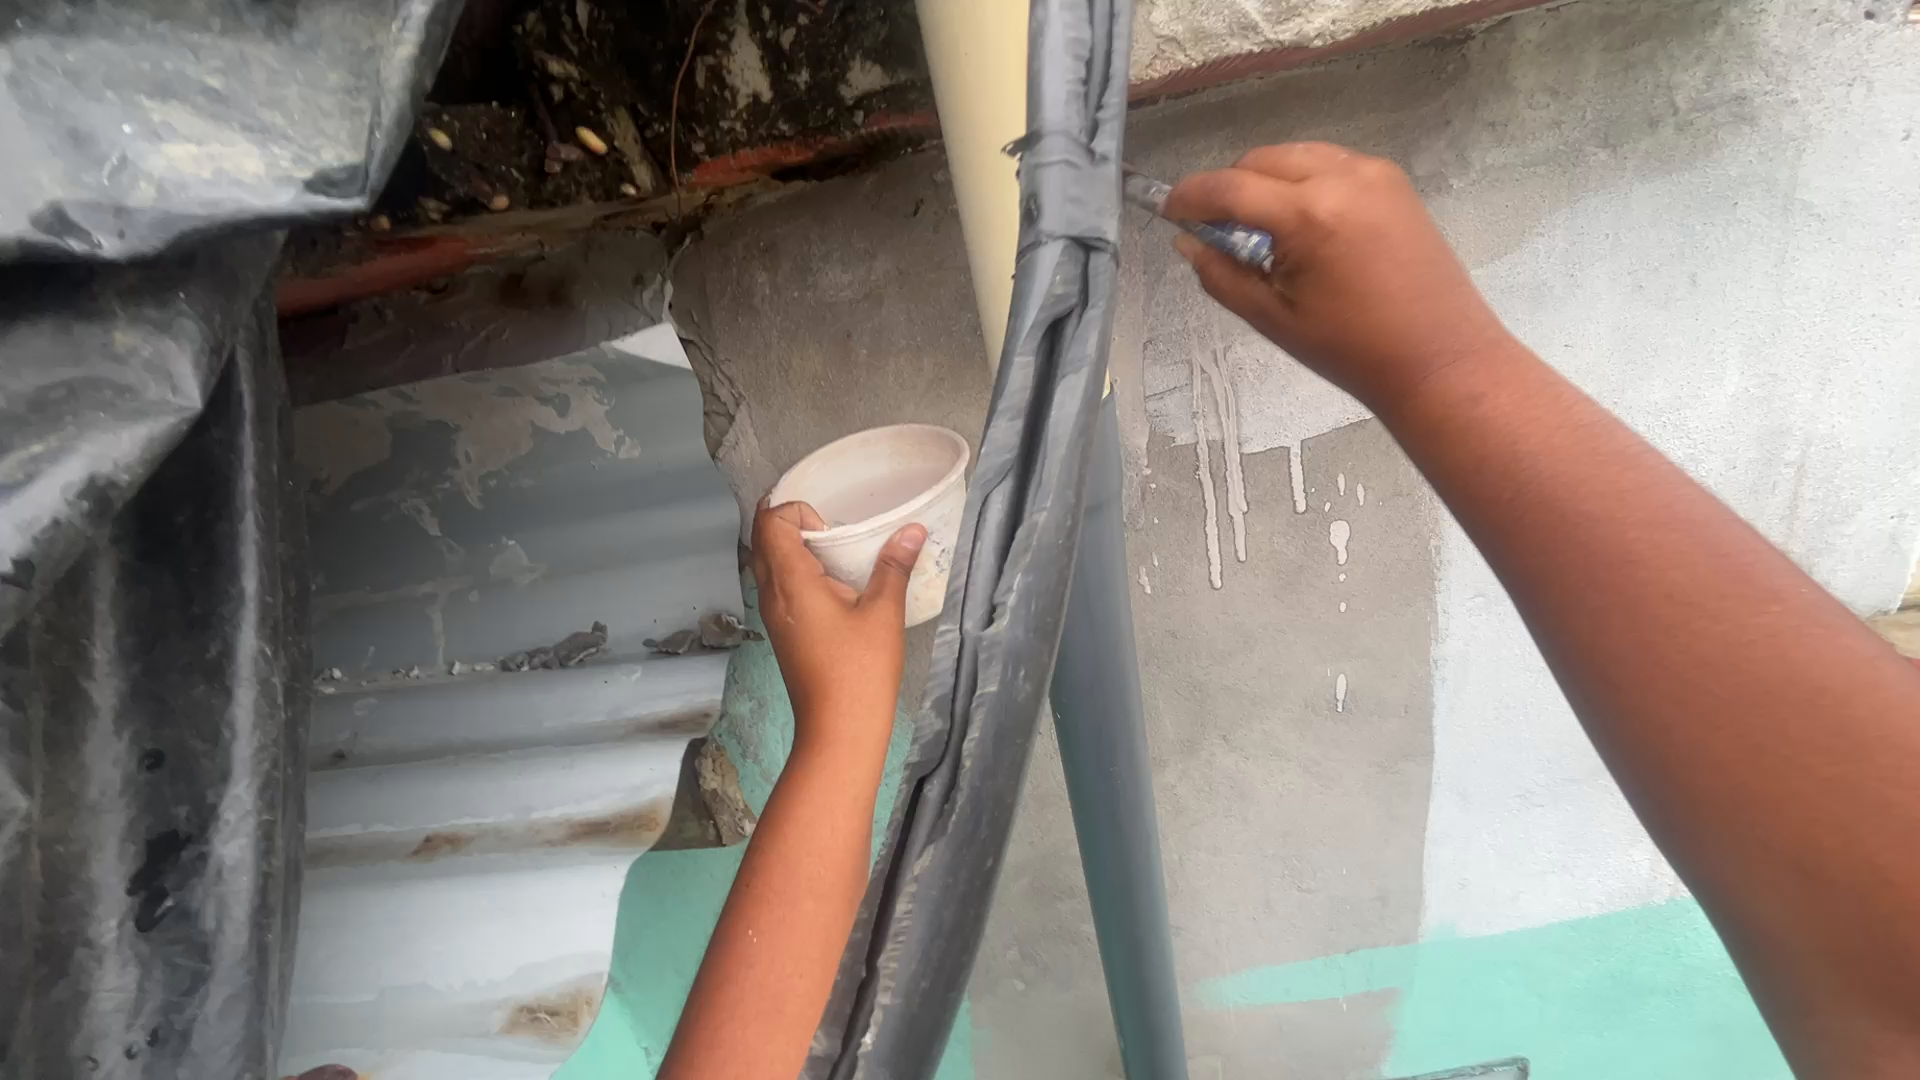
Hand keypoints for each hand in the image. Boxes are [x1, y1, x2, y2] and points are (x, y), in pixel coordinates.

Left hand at [750, 500, 925, 745]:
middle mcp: (771, 594)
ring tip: (834, 555)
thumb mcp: (883, 612)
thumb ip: (894, 566)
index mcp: (790, 582)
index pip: (770, 523)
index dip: (795, 510)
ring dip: (792, 548)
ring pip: (767, 564)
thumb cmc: (860, 670)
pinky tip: (833, 587)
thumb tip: (912, 529)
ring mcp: (772, 615)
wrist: (838, 727)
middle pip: (762, 539)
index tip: (831, 528)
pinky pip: (777, 586)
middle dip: (791, 523)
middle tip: (831, 529)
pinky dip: (795, 572)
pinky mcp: (781, 631)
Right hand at [1165, 142, 1519, 415]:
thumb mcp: (1270, 318)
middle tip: (1210, 229)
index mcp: (1309, 214)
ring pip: (1295, 156)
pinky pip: (1328, 164)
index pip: (1230, 187)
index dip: (1189, 196)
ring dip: (1262, 181)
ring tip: (1253, 229)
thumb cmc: (1348, 348)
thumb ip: (1221, 275)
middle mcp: (1343, 176)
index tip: (1165, 210)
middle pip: (1261, 159)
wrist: (1436, 356)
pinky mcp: (1393, 182)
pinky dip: (1298, 182)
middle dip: (1227, 187)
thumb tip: (1187, 243)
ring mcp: (1374, 173)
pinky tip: (1295, 225)